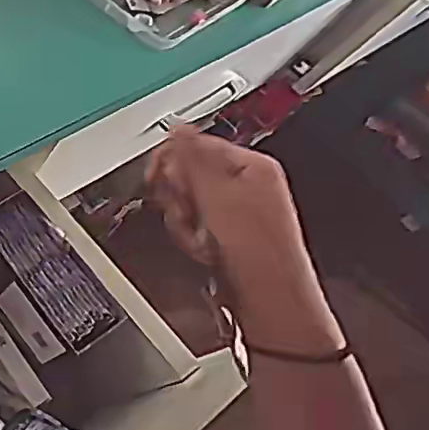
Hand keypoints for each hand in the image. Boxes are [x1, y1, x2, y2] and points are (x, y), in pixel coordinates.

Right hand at [146, 129, 339, 352]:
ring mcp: (232, 210)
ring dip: (184, 222)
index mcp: (250, 166)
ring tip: (202, 237)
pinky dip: (190, 237)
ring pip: (184, 201)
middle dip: (180, 197)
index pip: (197, 145)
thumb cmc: (259, 250)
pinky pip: (190, 224)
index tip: (161, 177)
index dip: (173, 162)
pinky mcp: (222, 233)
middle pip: (186, 174)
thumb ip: (194, 161)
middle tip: (189, 212)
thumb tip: (177, 130)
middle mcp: (243, 184)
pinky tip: (204, 249)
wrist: (267, 299)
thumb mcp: (219, 197)